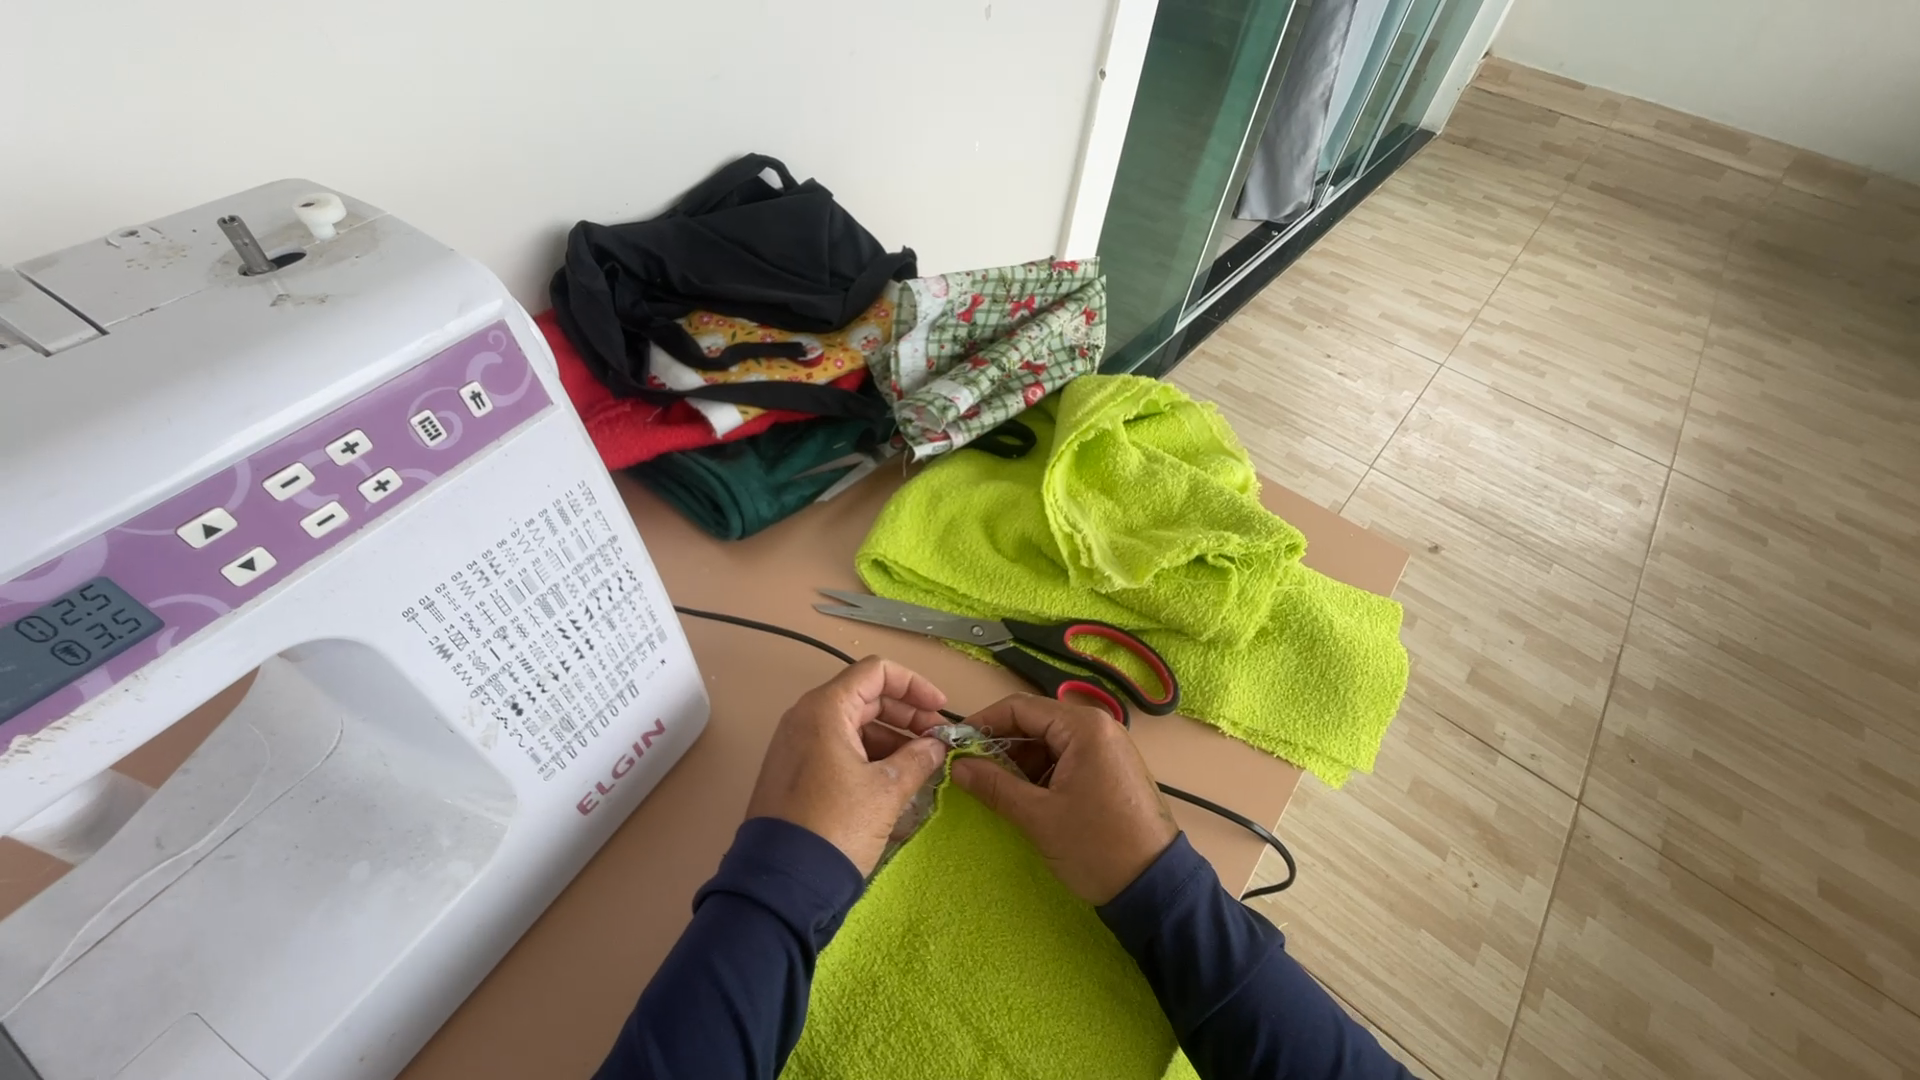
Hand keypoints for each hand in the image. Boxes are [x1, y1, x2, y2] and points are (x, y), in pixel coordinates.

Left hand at [746, 657, 950, 876]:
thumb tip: (936, 744)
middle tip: (937, 740)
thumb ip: (918, 758)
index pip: (877, 672)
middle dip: (907, 715)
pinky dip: (869, 755)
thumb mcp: (886, 791)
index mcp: (825, 709)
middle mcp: (806, 717)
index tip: (940, 709)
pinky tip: (895, 780)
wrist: (783, 885)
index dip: (914, 685)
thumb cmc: (836, 826)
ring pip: (854, 725)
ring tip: (921, 765)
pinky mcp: (795, 771)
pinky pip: (839, 748)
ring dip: (891, 738)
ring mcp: (797, 745)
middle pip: (866, 697)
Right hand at [950, 694, 1177, 904]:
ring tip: (997, 790)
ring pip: (1049, 742)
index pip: (1020, 708)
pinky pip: (1066, 757)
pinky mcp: (1110, 768)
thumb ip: (994, 785)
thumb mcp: (1038, 817)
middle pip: (1035, 722)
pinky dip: (1042, 773)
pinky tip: (1027, 798)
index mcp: (1083, 727)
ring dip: (1020, 762)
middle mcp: (1098, 727)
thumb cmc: (1096, 846)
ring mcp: (1107, 747)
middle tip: (972, 772)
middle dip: (1001, 745)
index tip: (954, 744)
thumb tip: (957, 766)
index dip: (983, 722)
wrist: (1156, 887)